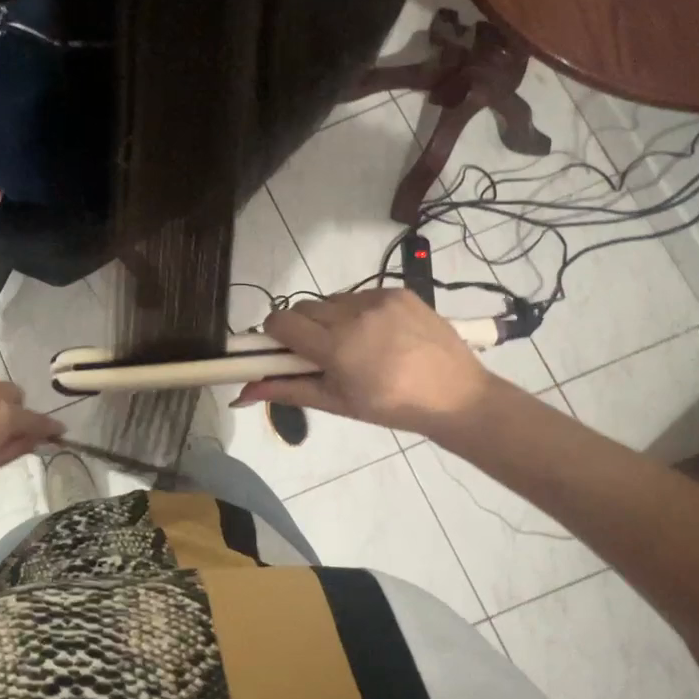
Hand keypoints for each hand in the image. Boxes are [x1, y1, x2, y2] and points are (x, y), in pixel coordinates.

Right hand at [234, 290, 495, 434]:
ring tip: (357, 345)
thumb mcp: (336, 403)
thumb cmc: (392, 407)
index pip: (279, 321)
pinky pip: (359, 295)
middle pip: (302, 308)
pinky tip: (379, 335)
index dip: (275, 335)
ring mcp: (377, 299)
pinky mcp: (397, 291)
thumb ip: (286, 390)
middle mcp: (353, 315)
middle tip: (322, 353)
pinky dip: (359, 313)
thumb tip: (241, 393)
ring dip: (331, 319)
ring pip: (330, 301)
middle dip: (303, 329)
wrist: (457, 396)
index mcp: (335, 347)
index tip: (286, 351)